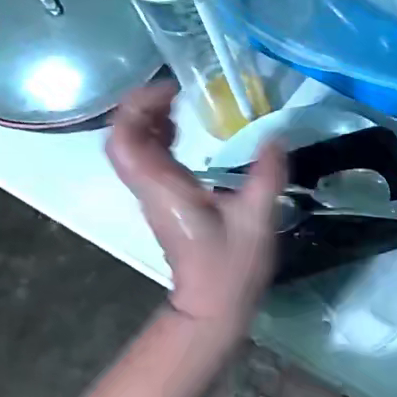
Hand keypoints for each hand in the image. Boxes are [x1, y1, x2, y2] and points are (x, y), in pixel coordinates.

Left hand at [105, 82, 285, 331]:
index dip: (137, 107)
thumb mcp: (255, 219)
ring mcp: (152, 194)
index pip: (124, 140)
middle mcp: (149, 187)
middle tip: (177, 92)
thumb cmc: (230, 267)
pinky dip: (157, 136)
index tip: (172, 91)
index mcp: (162, 187)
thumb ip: (266, 175)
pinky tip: (183, 130)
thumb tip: (274, 136)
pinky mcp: (162, 199)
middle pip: (122, 137)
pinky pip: (147, 158)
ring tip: (180, 103)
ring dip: (148, 119)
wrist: (212, 305)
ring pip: (131, 147)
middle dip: (142, 107)